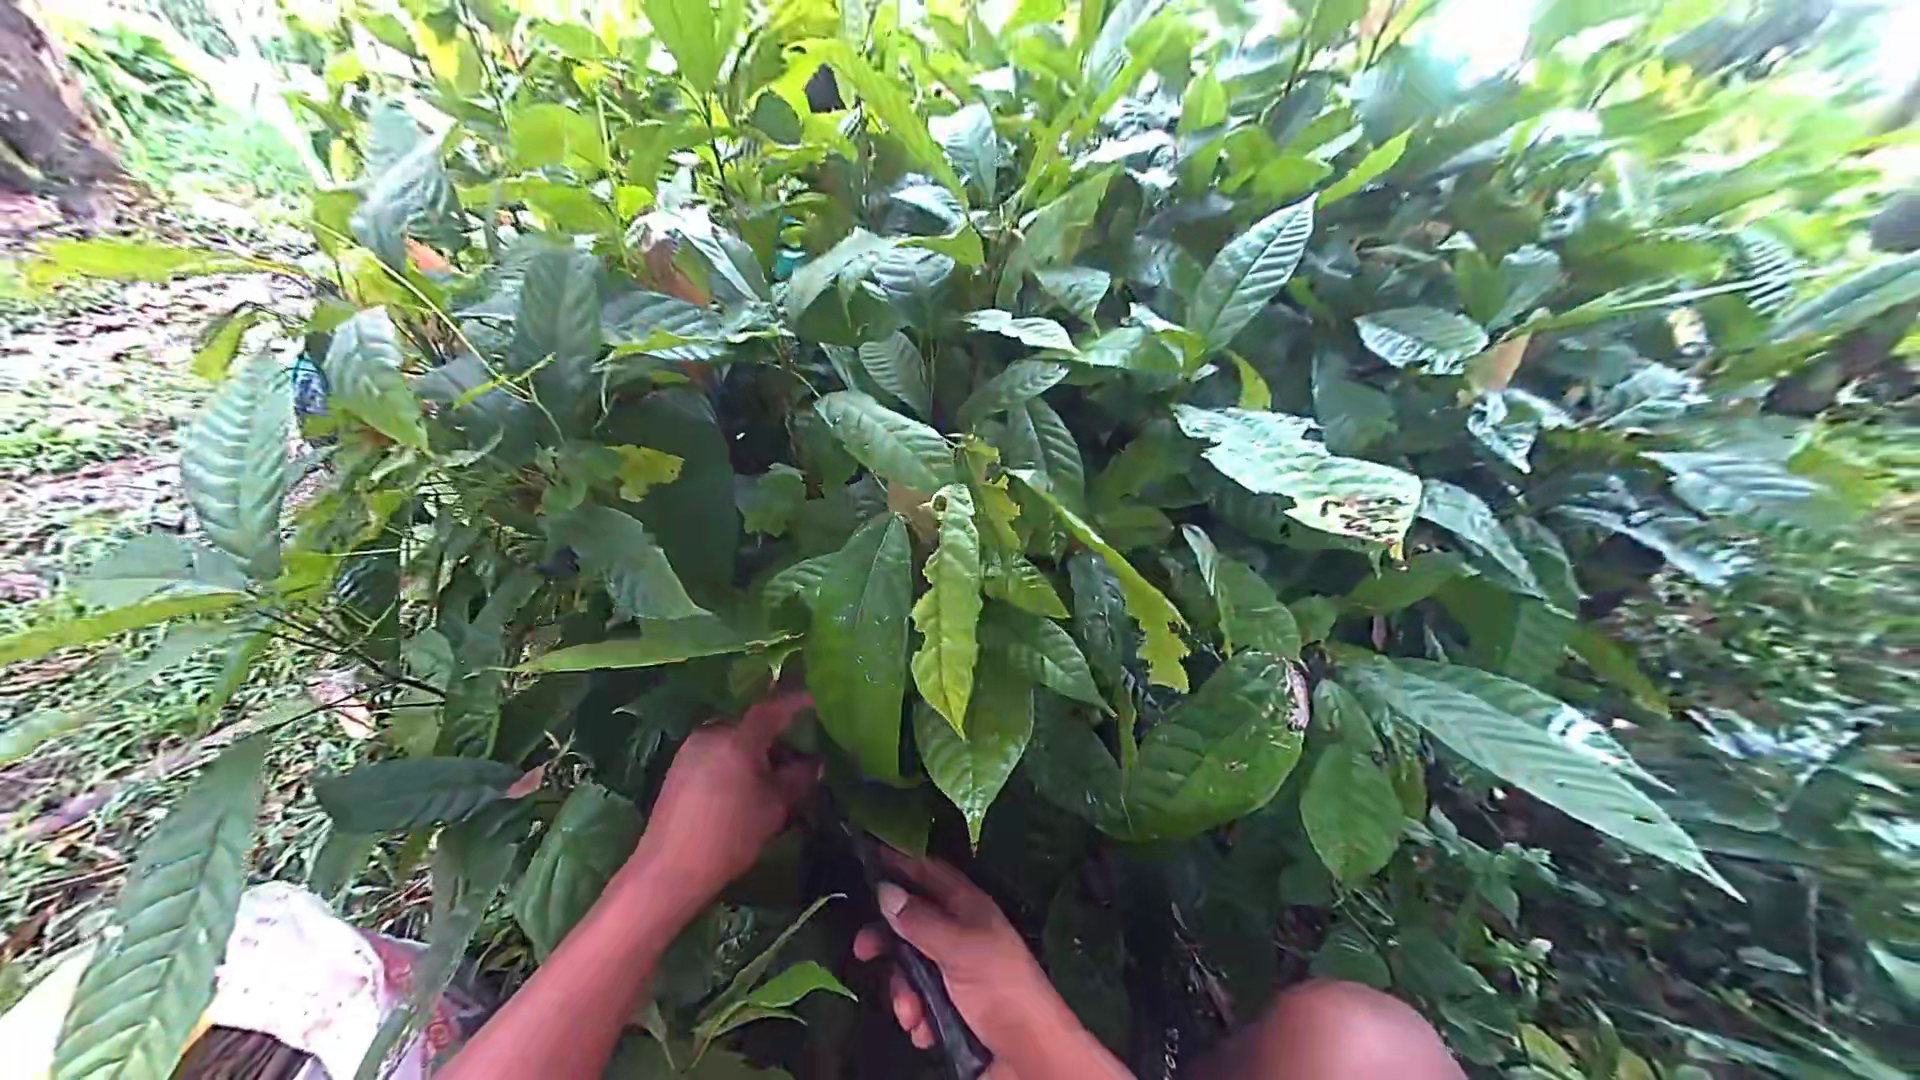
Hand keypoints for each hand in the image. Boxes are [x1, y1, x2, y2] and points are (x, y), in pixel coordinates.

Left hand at [625, 691, 818, 915]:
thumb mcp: (774, 807)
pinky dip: (735, 759)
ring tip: (774, 772)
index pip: (773, 709)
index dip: (795, 702)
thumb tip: (814, 763)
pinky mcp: (678, 766)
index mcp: (738, 738)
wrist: (669, 871)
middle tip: (798, 751)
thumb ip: (797, 778)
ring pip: (734, 738)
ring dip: (755, 749)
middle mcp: (713, 733)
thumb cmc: (730, 835)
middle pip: (752, 724)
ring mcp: (691, 749)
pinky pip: (717, 751)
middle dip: (777, 734)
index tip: (814, 699)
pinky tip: (745, 783)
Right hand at [852, 852, 1079, 1066]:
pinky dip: (916, 1016)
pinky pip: (919, 1001)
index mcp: (968, 907)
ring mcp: (955, 971)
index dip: (902, 863)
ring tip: (911, 1013)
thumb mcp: (960, 949)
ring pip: (910, 966)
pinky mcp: (951, 1006)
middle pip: (912, 922)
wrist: (1031, 1058)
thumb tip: (885, 890)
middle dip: (888, 940)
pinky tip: (923, 1030)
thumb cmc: (1001, 988)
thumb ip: (921, 921)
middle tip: (863, 950)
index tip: (870, 858)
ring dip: (903, 990)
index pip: (930, 873)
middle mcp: (960, 933)